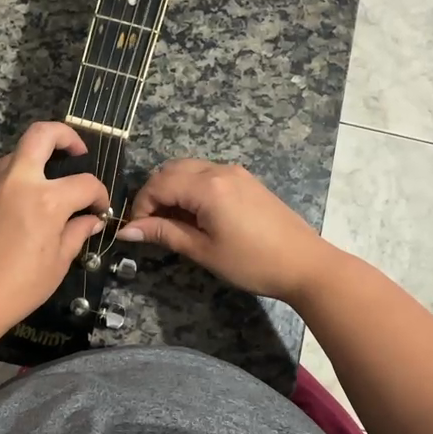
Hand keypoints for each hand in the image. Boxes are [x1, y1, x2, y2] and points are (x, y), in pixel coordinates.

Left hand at [0, 121, 111, 334]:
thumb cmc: (18, 288)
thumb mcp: (57, 264)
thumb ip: (76, 234)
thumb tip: (90, 220)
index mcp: (47, 200)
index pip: (85, 183)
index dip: (99, 195)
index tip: (99, 209)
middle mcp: (18, 181)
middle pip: (41, 134)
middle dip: (65, 135)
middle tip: (77, 152)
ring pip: (15, 153)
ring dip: (35, 159)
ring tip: (46, 184)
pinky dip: (14, 182)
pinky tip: (19, 208)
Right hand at [119, 159, 340, 303]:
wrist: (305, 264)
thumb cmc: (251, 262)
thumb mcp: (203, 251)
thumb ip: (164, 234)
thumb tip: (127, 231)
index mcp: (207, 187)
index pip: (158, 185)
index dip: (141, 206)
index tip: (137, 231)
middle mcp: (219, 170)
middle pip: (171, 170)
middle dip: (154, 194)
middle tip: (151, 226)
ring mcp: (236, 173)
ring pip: (189, 169)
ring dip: (172, 190)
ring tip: (172, 222)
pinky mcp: (246, 181)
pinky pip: (207, 174)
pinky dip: (191, 188)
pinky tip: (196, 216)